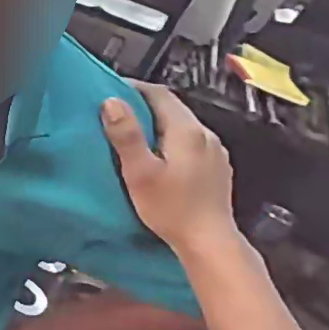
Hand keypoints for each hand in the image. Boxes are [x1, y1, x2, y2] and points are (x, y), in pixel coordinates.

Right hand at [101, 81, 240, 252]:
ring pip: (182, 125)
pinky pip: (191, 143)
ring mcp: (215, 151)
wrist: (209, 241)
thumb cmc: (171, 209)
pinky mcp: (217, 167)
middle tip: (117, 113)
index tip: (111, 90)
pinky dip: (172, 141)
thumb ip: (126, 136)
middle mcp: (205, 134)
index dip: (134, 88)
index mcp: (186, 130)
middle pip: (172, 108)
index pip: (159, 93)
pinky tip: (161, 157)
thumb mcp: (140, 173)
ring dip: (159, 124)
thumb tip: (110, 102)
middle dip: (144, 105)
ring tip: (135, 135)